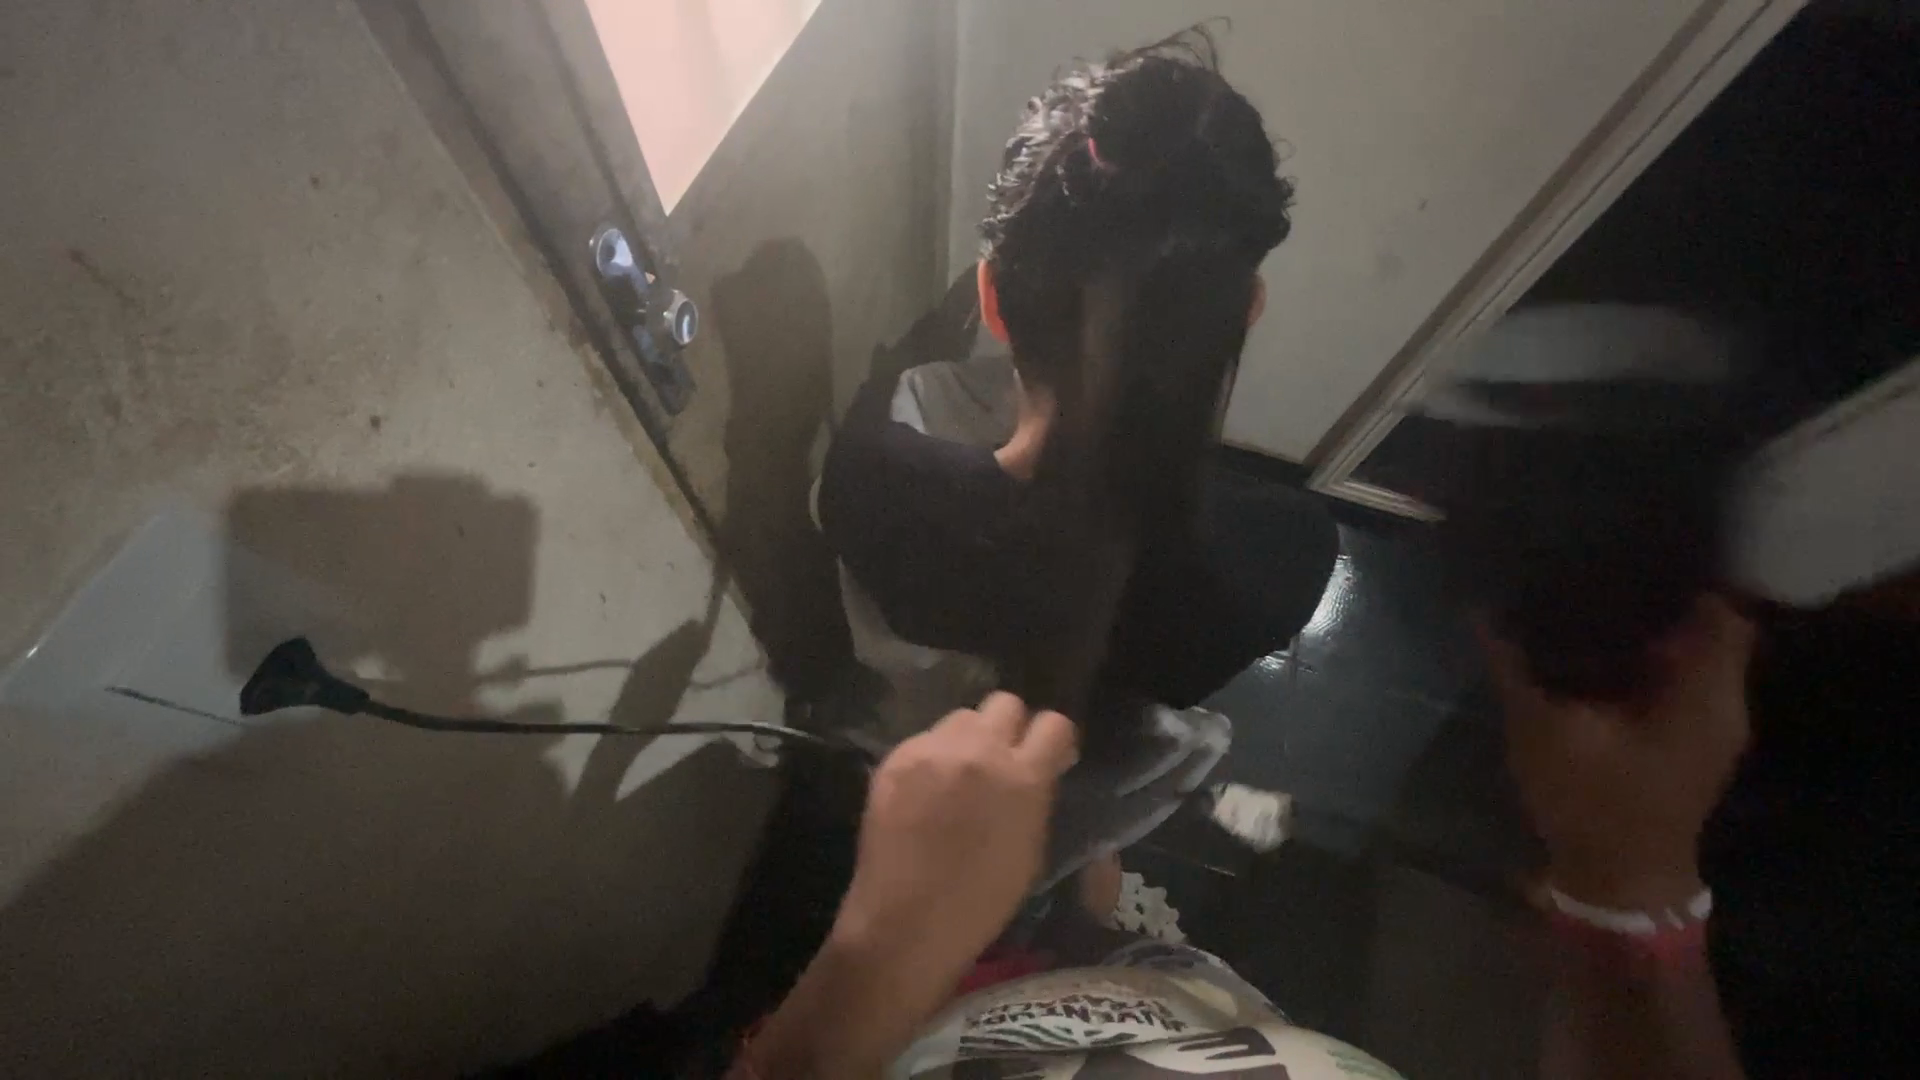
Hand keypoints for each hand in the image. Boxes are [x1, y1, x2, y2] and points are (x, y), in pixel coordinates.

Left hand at [834, 693, 1078, 976]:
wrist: (904, 923)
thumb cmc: (980, 902)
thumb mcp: (1031, 848)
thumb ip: (1036, 795)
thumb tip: (1039, 767)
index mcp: (1023, 778)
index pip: (1054, 723)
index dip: (1053, 738)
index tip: (1047, 752)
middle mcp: (980, 750)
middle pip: (1005, 703)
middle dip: (1009, 727)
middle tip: (1001, 758)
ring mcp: (934, 749)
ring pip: (962, 717)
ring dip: (969, 738)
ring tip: (959, 773)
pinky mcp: (898, 755)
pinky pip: (926, 738)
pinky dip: (933, 756)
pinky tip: (924, 790)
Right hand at [1481, 595, 1755, 910]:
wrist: (1615, 876)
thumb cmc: (1588, 798)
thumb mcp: (1539, 727)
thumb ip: (1512, 667)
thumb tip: (1479, 613)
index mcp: (1702, 698)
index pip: (1718, 615)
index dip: (1677, 582)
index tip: (1619, 557)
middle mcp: (1715, 705)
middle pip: (1697, 631)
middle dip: (1643, 602)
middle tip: (1580, 571)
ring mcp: (1699, 726)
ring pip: (1678, 657)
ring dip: (1633, 633)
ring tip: (1571, 601)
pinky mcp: (1677, 740)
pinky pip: (1663, 683)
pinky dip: (1629, 662)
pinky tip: (1577, 650)